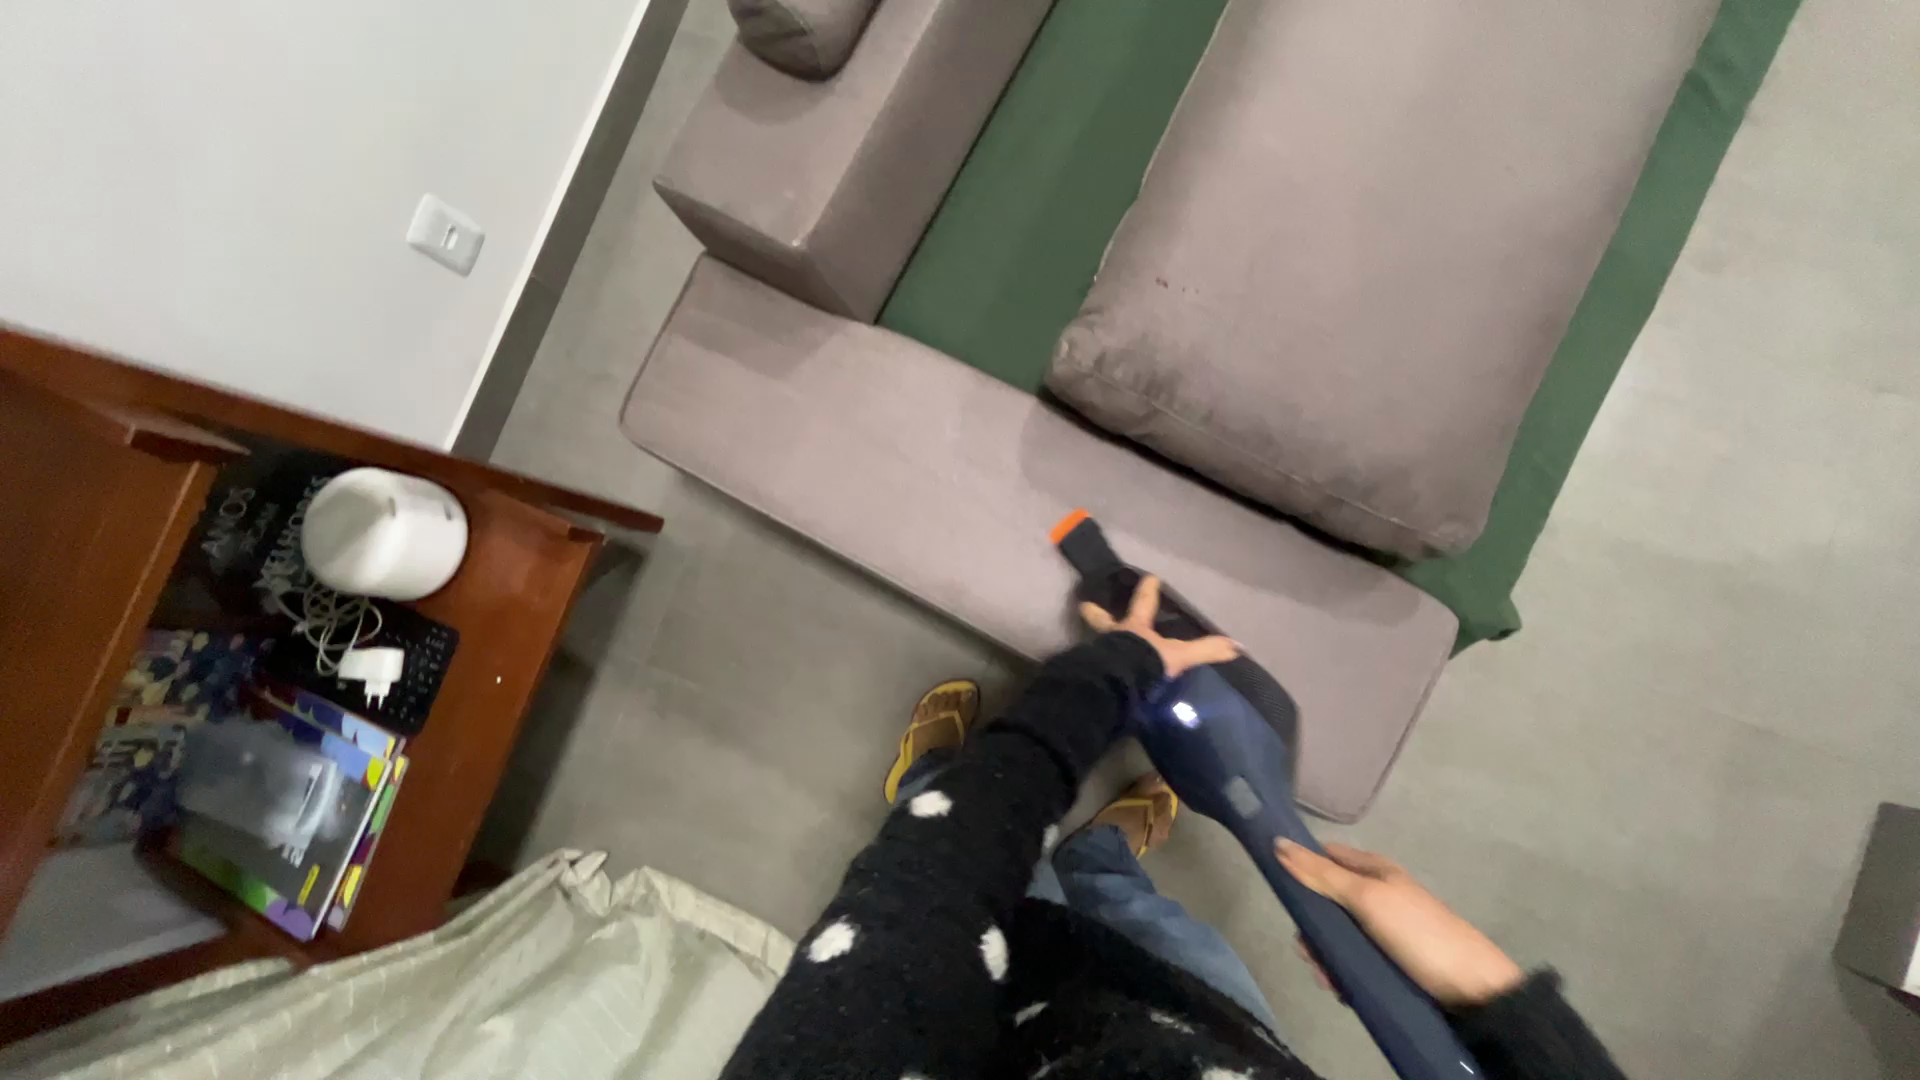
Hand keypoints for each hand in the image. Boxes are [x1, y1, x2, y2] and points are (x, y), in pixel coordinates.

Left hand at [1079, 576, 1238, 678]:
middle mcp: (1115, 635)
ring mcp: (1100, 652)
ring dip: (1095, 640)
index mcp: (1136, 627)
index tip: (1150, 577)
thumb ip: (1207, 650)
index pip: (1144, 602)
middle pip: (1102, 619)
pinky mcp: (1092, 671)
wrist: (1117, 683)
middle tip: (1084, 605)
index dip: (1148, 590)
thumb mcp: (1180, 656)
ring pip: (1095, 641)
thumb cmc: (1147, 661)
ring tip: (1092, 642)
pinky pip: (1092, 665)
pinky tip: (1091, 671)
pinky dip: (1092, 665)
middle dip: (1095, 613)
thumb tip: (1236, 646)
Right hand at [1275, 839, 1523, 1007]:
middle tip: (1306, 949)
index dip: (1301, 866)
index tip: (1281, 888)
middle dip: (1310, 925)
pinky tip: (1339, 987)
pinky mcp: (1390, 963)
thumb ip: (1320, 873)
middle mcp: (1377, 896)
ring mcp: (1384, 932)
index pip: (1325, 856)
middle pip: (1326, 901)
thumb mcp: (1366, 898)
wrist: (1478, 996)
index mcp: (1374, 871)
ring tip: (1325, 977)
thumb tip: (1276, 841)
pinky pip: (1353, 961)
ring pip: (1337, 935)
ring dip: (1323, 953)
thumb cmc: (1419, 934)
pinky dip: (1341, 972)